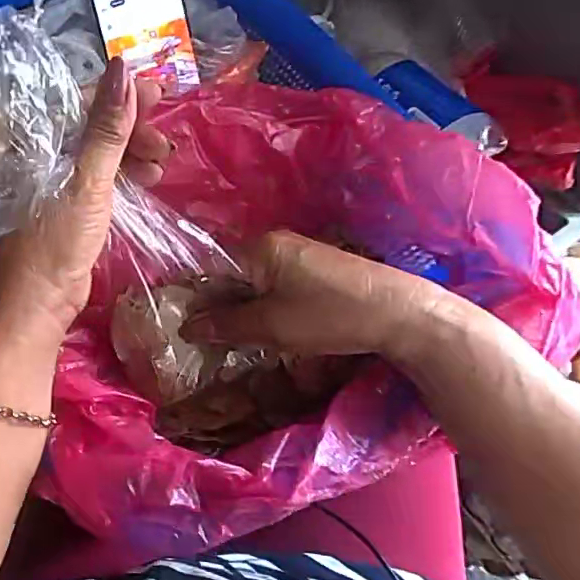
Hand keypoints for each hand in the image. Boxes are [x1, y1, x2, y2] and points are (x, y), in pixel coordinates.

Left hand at [0, 57, 168, 333]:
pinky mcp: (69, 203)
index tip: (159, 93)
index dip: (120, 95)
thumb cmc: (58, 240)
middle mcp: (42, 155)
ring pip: (101, 152)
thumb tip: (123, 68)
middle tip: (164, 142)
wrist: (42, 300)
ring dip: (134, 152)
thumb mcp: (88, 181)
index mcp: (34, 142)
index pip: (80, 101)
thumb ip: (107, 128)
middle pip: (94, 125)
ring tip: (160, 164)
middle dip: (133, 129)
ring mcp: (56, 180)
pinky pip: (102, 175)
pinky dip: (125, 174)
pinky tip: (148, 177)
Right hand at [181, 231, 456, 356]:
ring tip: (226, 336)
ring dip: (237, 307)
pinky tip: (261, 327)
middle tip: (199, 336)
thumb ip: (225, 325)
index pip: (207, 267)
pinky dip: (260, 304)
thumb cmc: (330, 316)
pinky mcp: (313, 268)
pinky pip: (271, 284)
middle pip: (228, 272)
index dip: (190, 296)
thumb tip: (186, 327)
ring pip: (250, 280)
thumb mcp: (272, 326)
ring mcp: (296, 254)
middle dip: (213, 303)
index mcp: (258, 248)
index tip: (177, 322)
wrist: (402, 313)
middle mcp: (274, 242)